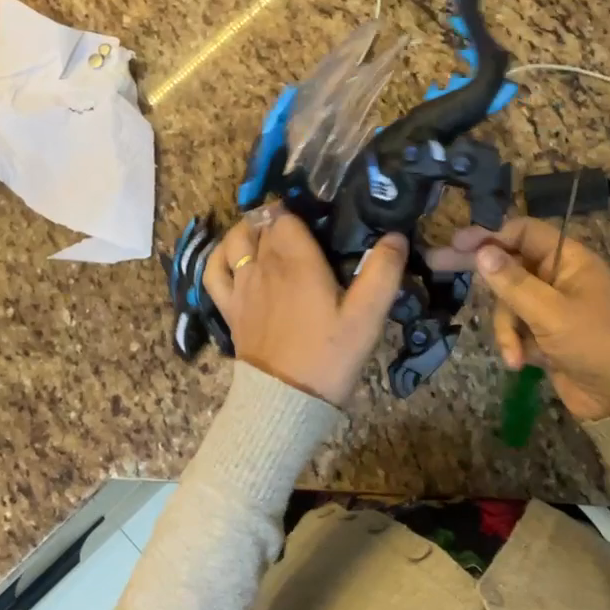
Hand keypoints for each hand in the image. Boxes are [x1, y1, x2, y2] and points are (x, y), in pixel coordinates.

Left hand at [202, 206, 409, 406]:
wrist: (286, 400)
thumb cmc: (329, 355)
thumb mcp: (367, 315)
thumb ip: (383, 271)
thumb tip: (395, 235)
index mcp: (295, 260)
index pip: (286, 215)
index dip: (301, 209)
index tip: (321, 217)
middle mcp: (262, 265)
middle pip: (262, 223)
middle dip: (280, 217)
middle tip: (306, 228)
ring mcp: (241, 286)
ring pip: (236, 240)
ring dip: (251, 229)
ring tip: (271, 235)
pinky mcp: (230, 308)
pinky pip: (214, 271)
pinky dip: (222, 256)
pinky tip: (236, 257)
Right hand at [428, 220, 609, 420]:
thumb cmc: (597, 344)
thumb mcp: (552, 312)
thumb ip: (513, 283)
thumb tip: (482, 250)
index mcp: (569, 260)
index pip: (524, 233)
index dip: (492, 235)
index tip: (458, 243)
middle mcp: (558, 278)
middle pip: (510, 265)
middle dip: (480, 272)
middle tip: (436, 262)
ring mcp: (551, 308)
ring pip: (508, 303)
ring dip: (505, 327)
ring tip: (514, 351)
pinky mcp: (544, 336)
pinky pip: (516, 328)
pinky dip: (514, 343)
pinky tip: (520, 362)